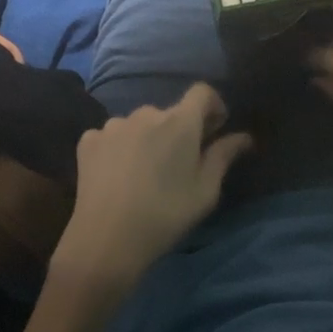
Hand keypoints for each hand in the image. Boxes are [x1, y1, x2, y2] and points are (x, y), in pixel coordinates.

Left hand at [51, 84, 253, 285]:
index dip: (212, 105)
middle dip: (178, 131)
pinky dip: (118, 149)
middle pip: (169, 113)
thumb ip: (224, 156)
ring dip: (147, 139)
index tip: (214, 129)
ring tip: (143, 174)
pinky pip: (112, 136)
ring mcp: (113, 124)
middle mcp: (146, 113)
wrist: (106, 240)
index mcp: (180, 122)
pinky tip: (117, 176)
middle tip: (177, 165)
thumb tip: (244, 136)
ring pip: (139, 125)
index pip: (202, 92)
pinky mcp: (88, 140)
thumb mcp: (205, 191)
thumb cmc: (165, 215)